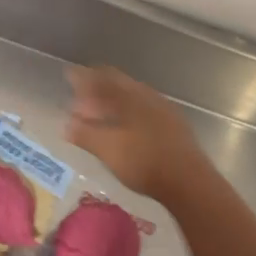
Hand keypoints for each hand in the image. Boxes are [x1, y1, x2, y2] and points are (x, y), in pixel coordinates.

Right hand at [64, 65, 211, 203]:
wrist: (188, 181)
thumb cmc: (144, 163)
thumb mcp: (108, 150)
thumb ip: (86, 135)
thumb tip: (66, 124)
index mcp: (130, 98)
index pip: (102, 79)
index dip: (84, 77)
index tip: (70, 75)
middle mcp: (147, 97)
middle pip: (120, 84)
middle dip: (99, 86)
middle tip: (83, 92)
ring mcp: (164, 110)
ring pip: (134, 96)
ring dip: (114, 99)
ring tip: (101, 110)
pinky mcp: (174, 125)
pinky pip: (145, 108)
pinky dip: (129, 110)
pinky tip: (127, 124)